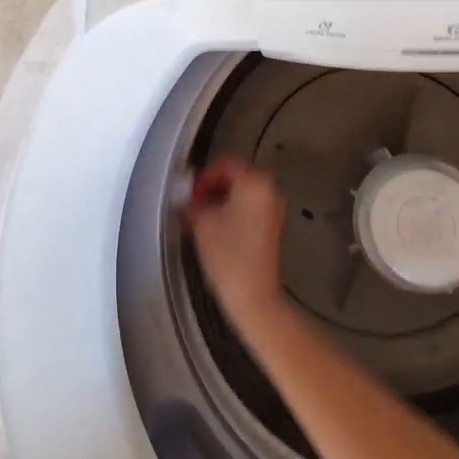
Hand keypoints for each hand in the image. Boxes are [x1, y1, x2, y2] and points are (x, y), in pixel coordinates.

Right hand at [183, 159, 286, 324]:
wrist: (253, 295)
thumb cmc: (229, 256)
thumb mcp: (202, 223)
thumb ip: (192, 203)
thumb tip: (185, 199)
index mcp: (255, 182)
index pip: (226, 163)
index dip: (204, 175)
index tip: (190, 189)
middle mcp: (269, 191)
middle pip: (236, 178)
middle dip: (211, 188)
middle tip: (192, 202)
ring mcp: (274, 210)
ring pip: (242, 195)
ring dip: (220, 201)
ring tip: (199, 217)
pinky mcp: (272, 228)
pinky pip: (249, 210)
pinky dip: (232, 213)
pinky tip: (214, 229)